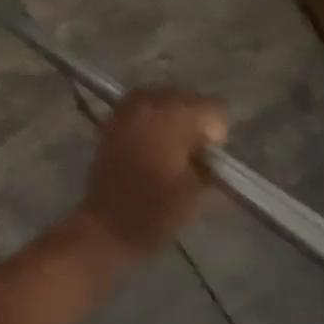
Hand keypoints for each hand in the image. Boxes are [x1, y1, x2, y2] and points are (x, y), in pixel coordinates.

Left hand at [79, 86, 227, 260]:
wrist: (107, 226)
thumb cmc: (156, 210)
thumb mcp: (198, 191)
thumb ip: (209, 163)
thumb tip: (207, 152)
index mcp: (176, 116)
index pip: (213, 107)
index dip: (216, 133)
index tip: (209, 158)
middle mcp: (150, 103)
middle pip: (186, 97)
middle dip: (194, 120)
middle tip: (193, 152)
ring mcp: (126, 110)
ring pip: (160, 97)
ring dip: (171, 115)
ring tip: (171, 145)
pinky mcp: (110, 122)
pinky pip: (137, 107)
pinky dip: (148, 118)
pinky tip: (150, 141)